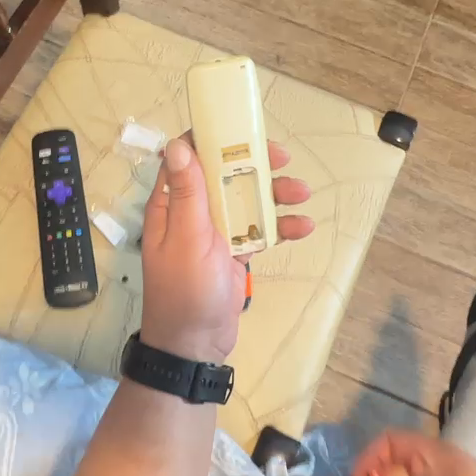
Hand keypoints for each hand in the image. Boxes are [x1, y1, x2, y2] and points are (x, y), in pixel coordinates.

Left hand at [138, 137, 312, 362]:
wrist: (195, 345)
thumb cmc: (185, 290)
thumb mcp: (187, 237)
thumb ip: (187, 192)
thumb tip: (178, 143)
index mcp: (172, 205)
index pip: (188, 159)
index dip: (213, 140)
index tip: (240, 130)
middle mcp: (193, 213)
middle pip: (225, 176)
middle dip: (254, 165)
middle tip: (283, 158)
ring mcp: (215, 233)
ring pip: (247, 201)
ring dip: (275, 195)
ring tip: (302, 193)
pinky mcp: (234, 253)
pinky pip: (259, 231)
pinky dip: (280, 227)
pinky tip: (303, 227)